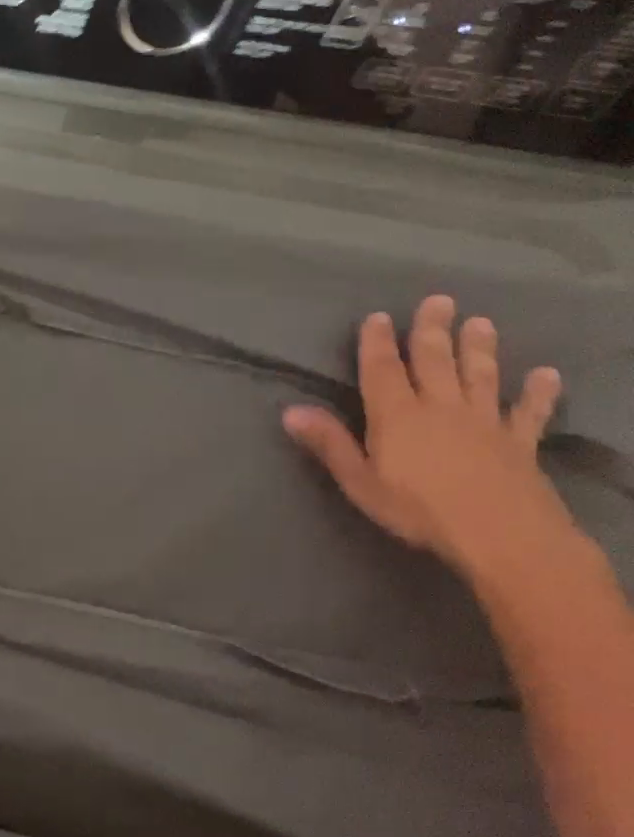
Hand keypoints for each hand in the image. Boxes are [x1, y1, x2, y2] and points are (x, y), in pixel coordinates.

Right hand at [284, 295, 577, 581]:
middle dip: (432, 331)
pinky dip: (539, 392)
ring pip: (480, 377)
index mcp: (397, 416)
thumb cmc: (417, 509)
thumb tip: (290, 410)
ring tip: (481, 323)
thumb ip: (330, 444)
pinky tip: (546, 375)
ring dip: (479, 349)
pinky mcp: (520, 442)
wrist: (502, 535)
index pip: (382, 371)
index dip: (377, 343)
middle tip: (439, 301)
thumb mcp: (359, 481)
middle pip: (435, 362)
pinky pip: (529, 412)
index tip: (378, 317)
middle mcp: (441, 408)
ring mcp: (485, 422)